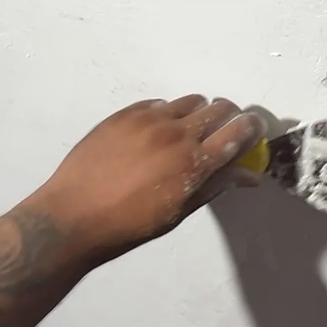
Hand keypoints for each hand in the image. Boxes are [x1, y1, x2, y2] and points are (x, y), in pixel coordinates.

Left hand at [25, 97, 265, 265]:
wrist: (72, 216)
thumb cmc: (129, 225)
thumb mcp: (178, 211)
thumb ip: (215, 186)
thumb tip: (249, 175)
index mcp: (194, 164)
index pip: (239, 132)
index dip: (252, 127)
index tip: (253, 130)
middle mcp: (177, 135)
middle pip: (220, 109)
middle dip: (228, 118)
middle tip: (220, 133)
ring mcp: (150, 120)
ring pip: (191, 102)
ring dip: (197, 114)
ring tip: (184, 133)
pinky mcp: (126, 113)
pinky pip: (159, 103)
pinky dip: (166, 114)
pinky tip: (154, 133)